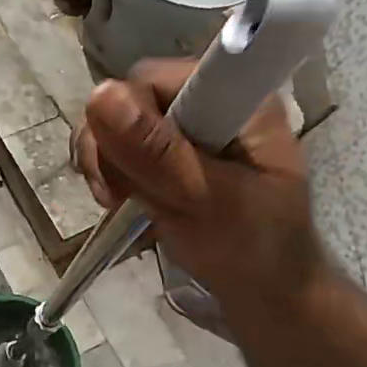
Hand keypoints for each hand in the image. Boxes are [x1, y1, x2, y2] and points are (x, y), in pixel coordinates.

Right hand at [71, 59, 328, 315]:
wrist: (267, 288)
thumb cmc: (252, 248)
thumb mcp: (206, 202)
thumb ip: (157, 152)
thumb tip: (100, 96)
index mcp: (233, 97)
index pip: (155, 78)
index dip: (126, 115)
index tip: (121, 166)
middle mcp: (208, 98)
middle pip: (130, 98)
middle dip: (112, 145)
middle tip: (115, 194)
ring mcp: (187, 123)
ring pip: (117, 120)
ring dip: (106, 161)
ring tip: (116, 201)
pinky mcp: (170, 147)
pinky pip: (120, 142)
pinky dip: (109, 170)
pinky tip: (117, 198)